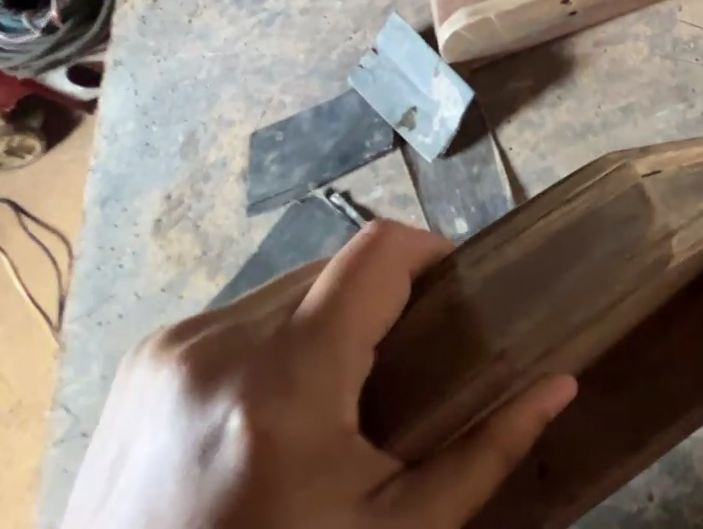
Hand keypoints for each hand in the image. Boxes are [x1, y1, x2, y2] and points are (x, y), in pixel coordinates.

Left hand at [59, 219, 576, 528]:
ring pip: (290, 287)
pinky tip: (281, 405)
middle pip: (337, 268)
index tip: (457, 292)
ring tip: (345, 391)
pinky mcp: (142, 363)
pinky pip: (242, 314)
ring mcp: (169, 349)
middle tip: (409, 363)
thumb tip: (560, 384)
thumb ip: (485, 452)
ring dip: (332, 317)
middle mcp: (218, 342)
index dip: (432, 252)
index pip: (378, 251)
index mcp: (285, 382)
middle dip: (384, 299)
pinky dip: (282, 337)